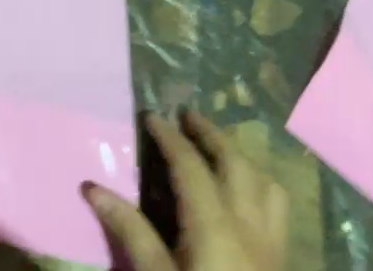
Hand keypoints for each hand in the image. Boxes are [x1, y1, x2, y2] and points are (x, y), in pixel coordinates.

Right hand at [85, 111, 287, 270]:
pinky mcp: (281, 266)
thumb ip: (130, 232)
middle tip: (188, 117)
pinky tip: (243, 197)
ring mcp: (272, 248)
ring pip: (268, 186)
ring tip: (219, 150)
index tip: (151, 116)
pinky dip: (259, 187)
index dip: (170, 137)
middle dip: (212, 135)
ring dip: (243, 159)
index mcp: (215, 225)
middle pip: (237, 165)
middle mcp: (250, 227)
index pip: (191, 166)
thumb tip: (91, 186)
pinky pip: (277, 211)